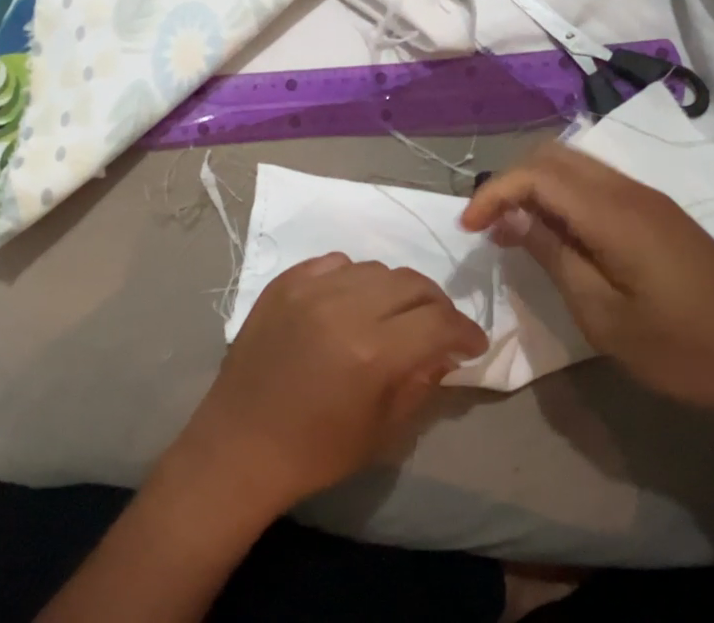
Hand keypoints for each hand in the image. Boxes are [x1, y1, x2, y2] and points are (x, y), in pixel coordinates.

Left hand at [169, 254, 488, 512]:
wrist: (241, 443)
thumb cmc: (316, 450)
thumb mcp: (383, 430)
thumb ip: (421, 381)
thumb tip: (445, 350)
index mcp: (372, 352)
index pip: (439, 321)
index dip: (466, 331)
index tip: (472, 345)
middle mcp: (343, 308)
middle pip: (410, 283)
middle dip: (436, 305)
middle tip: (438, 328)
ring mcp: (308, 291)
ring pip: (373, 268)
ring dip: (395, 290)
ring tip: (394, 314)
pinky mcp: (282, 285)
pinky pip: (331, 263)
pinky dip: (352, 277)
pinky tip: (351, 301)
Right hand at [460, 140, 713, 427]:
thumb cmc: (685, 349)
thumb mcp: (603, 316)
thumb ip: (553, 256)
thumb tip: (511, 218)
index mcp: (615, 214)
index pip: (536, 174)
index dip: (492, 194)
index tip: (468, 232)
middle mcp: (632, 192)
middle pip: (554, 155)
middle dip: (511, 183)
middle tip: (490, 230)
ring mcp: (651, 201)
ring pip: (576, 165)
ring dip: (537, 188)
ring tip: (517, 234)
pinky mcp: (662, 216)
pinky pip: (597, 185)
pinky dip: (564, 197)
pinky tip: (560, 238)